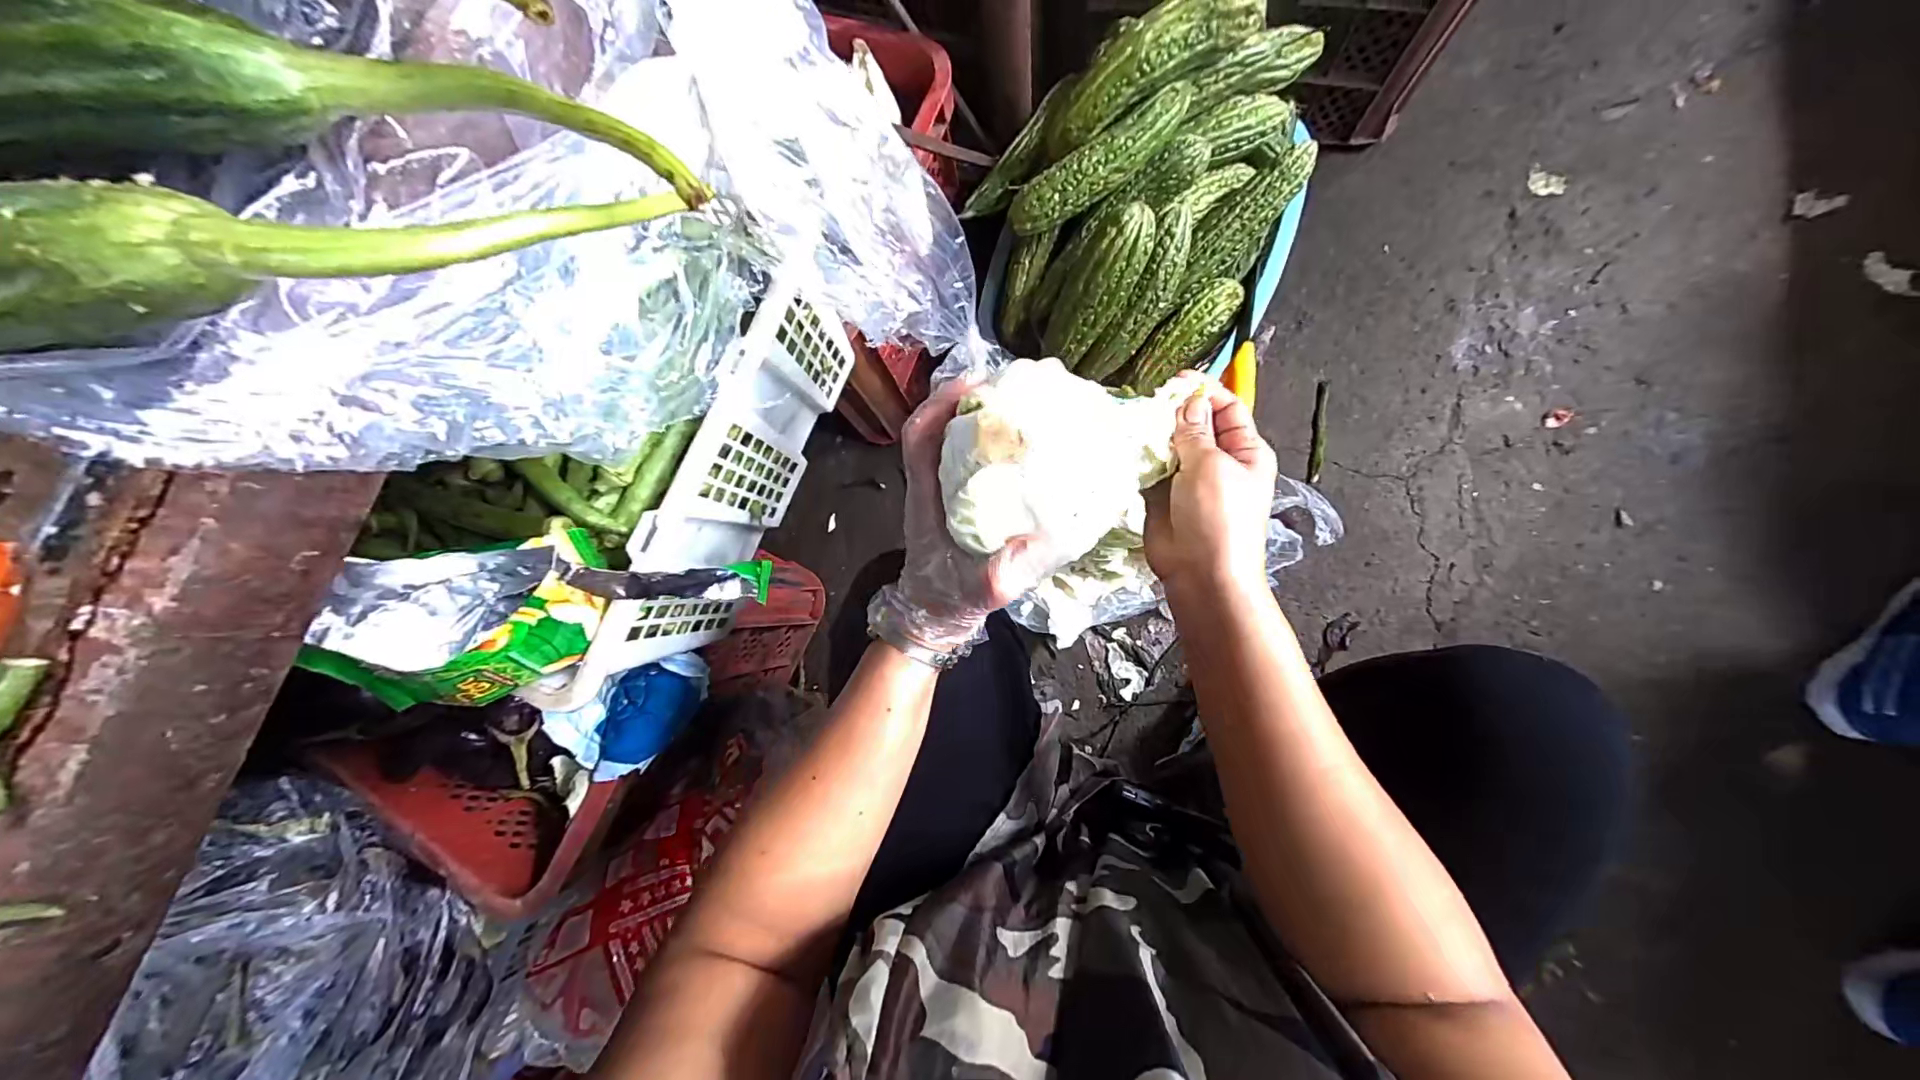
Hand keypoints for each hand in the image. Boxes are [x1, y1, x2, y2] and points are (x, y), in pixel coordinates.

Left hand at [870, 376, 1057, 653]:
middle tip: (1017, 381)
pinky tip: (1030, 439)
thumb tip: (1040, 542)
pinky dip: (999, 442)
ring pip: (961, 439)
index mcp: (926, 497)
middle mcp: (934, 485)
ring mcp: (948, 491)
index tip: (974, 382)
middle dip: (973, 397)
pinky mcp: (965, 500)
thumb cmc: (948, 600)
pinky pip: (978, 460)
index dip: (940, 403)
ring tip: (1029, 399)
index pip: (920, 437)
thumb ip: (999, 575)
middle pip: (943, 426)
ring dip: (989, 414)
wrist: (936, 616)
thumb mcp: (976, 591)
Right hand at [1144, 378, 1278, 598]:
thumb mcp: (1211, 466)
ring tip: (1131, 422)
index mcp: (1244, 451)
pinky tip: (1124, 446)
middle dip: (1173, 413)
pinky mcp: (1163, 496)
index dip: (1204, 392)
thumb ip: (1195, 431)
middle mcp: (1218, 462)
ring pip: (1168, 445)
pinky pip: (1150, 469)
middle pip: (1195, 424)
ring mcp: (1188, 480)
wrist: (1201, 573)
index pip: (1227, 408)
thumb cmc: (1218, 519)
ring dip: (1152, 435)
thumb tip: (1188, 403)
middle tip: (1146, 404)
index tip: (1175, 382)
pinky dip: (1138, 458)